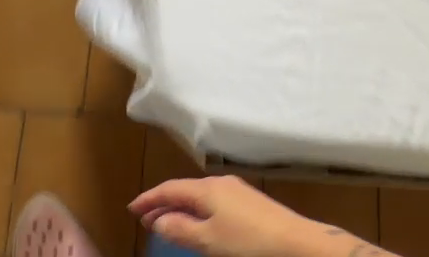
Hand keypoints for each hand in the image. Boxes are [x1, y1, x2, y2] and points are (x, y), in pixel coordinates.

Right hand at [129, 176, 371, 256]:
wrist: (297, 244)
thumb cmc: (247, 243)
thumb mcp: (209, 241)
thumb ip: (181, 228)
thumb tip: (158, 218)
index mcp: (207, 188)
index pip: (170, 188)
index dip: (149, 198)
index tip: (132, 207)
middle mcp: (220, 183)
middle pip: (185, 190)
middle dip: (163, 204)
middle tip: (145, 219)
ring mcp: (237, 192)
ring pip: (200, 197)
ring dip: (181, 209)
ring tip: (168, 223)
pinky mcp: (250, 204)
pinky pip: (213, 202)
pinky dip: (198, 211)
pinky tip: (199, 224)